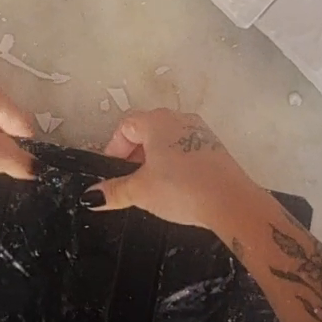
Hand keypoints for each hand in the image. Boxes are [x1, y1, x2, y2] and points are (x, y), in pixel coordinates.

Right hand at [93, 109, 267, 230]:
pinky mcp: (215, 147)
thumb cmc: (181, 189)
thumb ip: (113, 191)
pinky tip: (177, 187)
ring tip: (152, 186)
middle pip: (146, 130)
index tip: (113, 172)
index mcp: (156, 121)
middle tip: (130, 181)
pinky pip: (186, 149)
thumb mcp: (140, 192)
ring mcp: (200, 131)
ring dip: (154, 159)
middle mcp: (178, 118)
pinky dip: (175, 163)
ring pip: (167, 140)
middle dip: (133, 155)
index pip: (125, 126)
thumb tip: (88, 197)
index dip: (114, 149)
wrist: (232, 202)